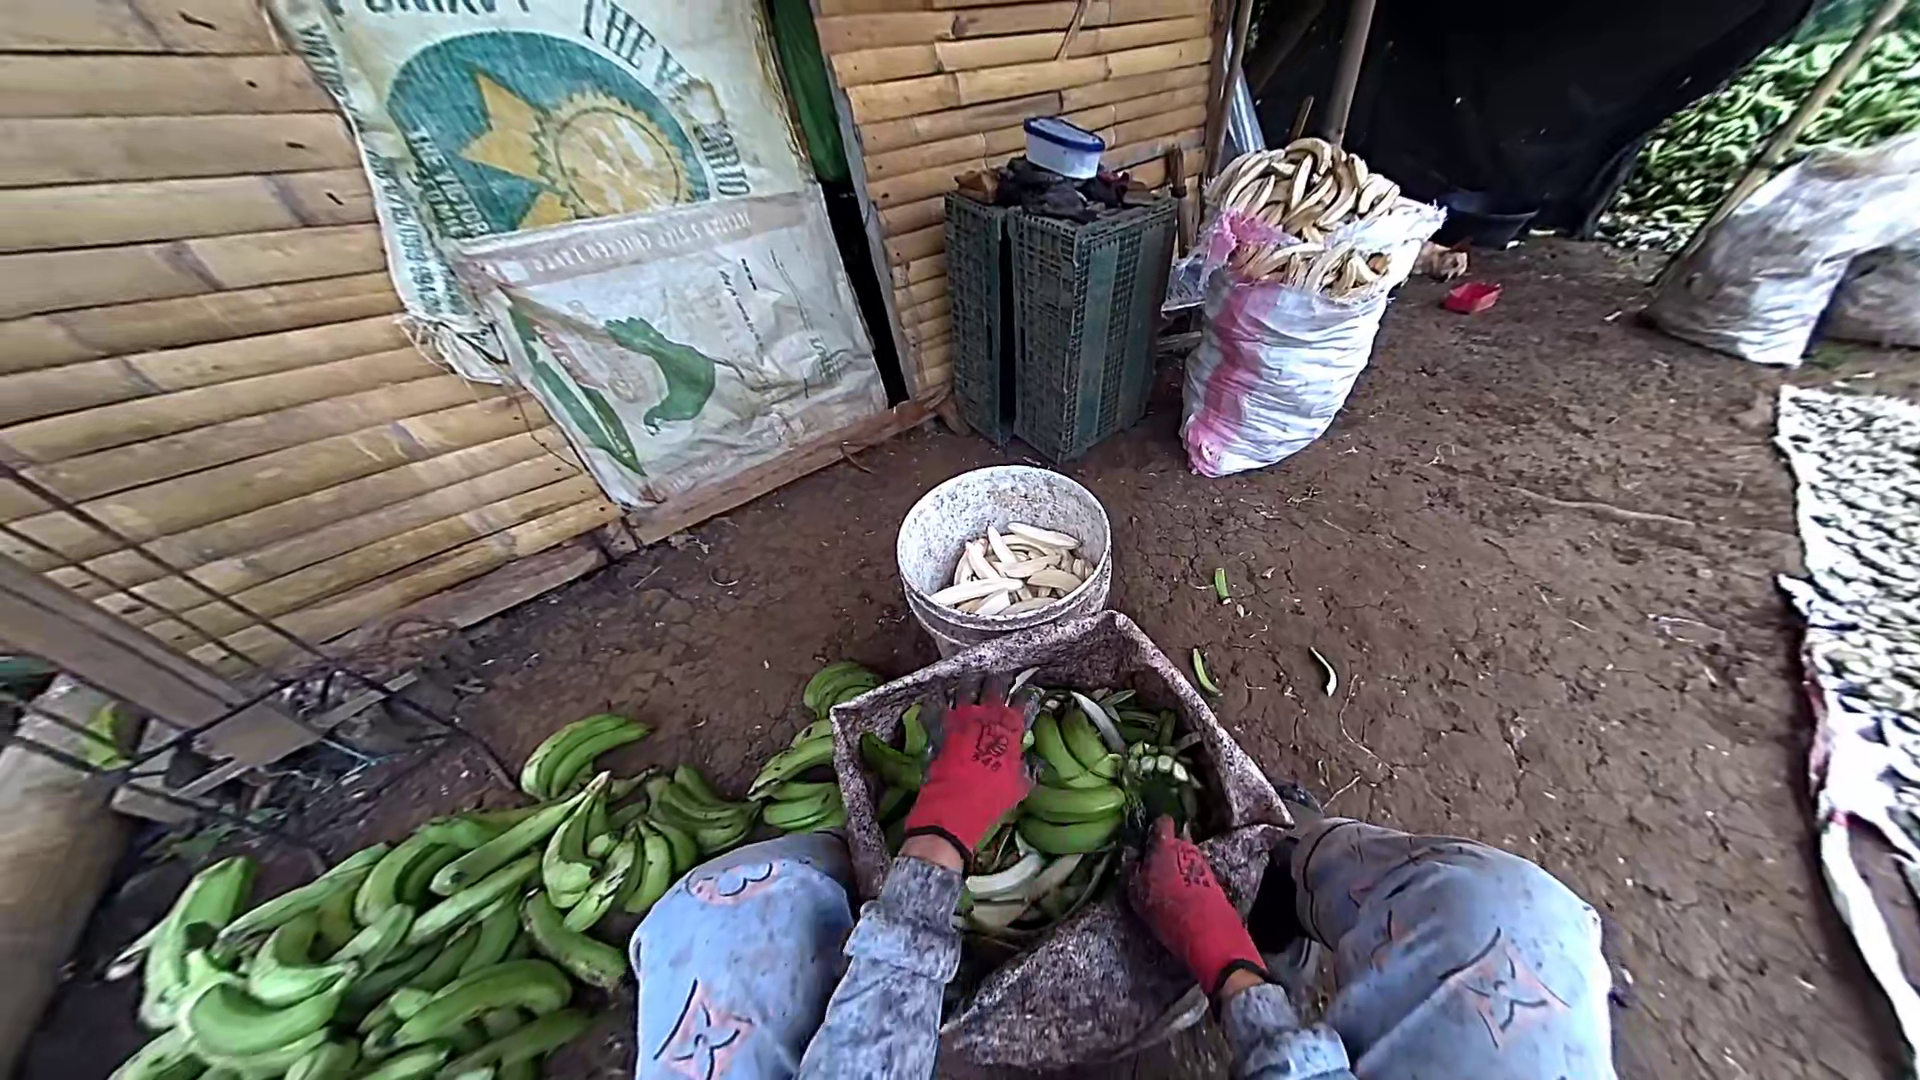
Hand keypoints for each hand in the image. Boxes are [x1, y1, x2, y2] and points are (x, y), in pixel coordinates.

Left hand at [902, 674, 1036, 862]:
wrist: (956, 805)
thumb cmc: (993, 797)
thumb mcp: (1020, 785)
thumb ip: (1028, 769)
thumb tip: (1036, 763)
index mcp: (1011, 727)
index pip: (1024, 699)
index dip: (1027, 693)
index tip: (1028, 691)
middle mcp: (988, 715)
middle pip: (996, 684)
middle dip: (1001, 679)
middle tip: (1002, 679)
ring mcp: (963, 716)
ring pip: (968, 686)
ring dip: (972, 682)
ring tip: (974, 681)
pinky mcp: (942, 724)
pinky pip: (940, 703)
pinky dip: (941, 697)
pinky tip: (942, 693)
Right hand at [1129, 816, 1266, 998]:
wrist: (1211, 938)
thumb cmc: (1167, 912)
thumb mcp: (1137, 893)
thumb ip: (1131, 870)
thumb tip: (1129, 853)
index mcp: (1164, 846)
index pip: (1163, 822)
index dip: (1156, 827)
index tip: (1149, 837)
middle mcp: (1186, 849)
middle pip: (1176, 841)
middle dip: (1169, 850)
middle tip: (1158, 868)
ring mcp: (1203, 865)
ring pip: (1187, 858)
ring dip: (1180, 866)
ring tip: (1172, 886)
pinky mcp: (1215, 882)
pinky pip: (1197, 874)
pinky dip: (1191, 880)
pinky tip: (1185, 897)